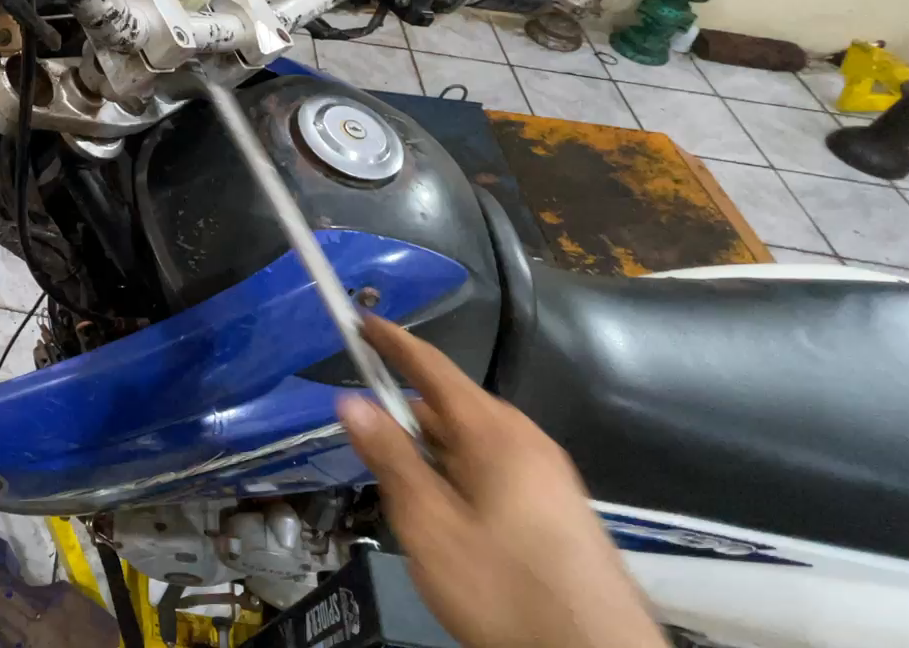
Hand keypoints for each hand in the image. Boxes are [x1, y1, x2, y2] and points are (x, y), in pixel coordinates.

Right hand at [338, 316, 667, 647]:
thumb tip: (351, 401)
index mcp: (494, 434)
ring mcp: (547, 475)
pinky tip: (444, 511)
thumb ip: (390, 457)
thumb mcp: (429, 524)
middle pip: (451, 407)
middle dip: (406, 414)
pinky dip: (456, 470)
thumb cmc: (503, 589)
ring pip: (470, 441)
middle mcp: (525, 442)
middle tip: (366, 437)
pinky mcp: (557, 507)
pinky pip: (492, 467)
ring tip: (401, 484)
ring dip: (430, 449)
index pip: (433, 368)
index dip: (394, 343)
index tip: (362, 320)